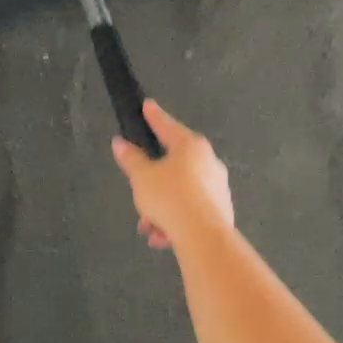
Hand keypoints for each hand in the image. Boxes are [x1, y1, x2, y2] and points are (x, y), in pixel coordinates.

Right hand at [112, 100, 232, 249]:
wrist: (204, 237)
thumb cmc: (169, 197)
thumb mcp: (141, 177)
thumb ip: (131, 158)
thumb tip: (120, 142)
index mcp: (190, 146)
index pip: (166, 125)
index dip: (153, 116)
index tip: (148, 105)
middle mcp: (209, 162)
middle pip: (173, 164)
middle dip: (153, 182)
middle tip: (138, 193)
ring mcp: (218, 187)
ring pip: (181, 191)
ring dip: (162, 207)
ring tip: (149, 226)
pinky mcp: (222, 211)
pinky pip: (191, 209)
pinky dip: (176, 219)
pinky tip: (162, 237)